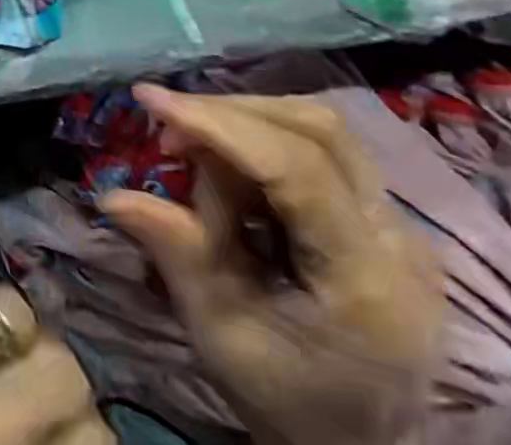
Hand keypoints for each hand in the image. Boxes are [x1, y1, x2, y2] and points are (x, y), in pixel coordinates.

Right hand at [101, 87, 442, 444]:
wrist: (359, 440)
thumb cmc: (284, 394)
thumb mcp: (219, 331)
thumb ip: (177, 255)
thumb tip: (113, 196)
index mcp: (364, 278)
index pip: (296, 168)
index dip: (217, 123)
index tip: (146, 99)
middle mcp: (398, 240)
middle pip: (317, 131)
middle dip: (226, 114)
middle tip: (163, 133)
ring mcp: (397, 227)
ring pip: (320, 131)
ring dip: (240, 121)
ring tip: (185, 149)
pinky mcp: (378, 220)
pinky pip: (316, 151)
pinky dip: (255, 139)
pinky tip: (219, 167)